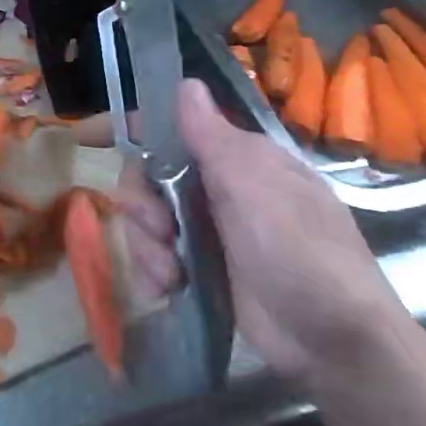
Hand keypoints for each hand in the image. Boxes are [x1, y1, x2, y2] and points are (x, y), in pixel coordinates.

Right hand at [117, 80, 415, 391]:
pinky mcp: (202, 270)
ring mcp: (210, 230)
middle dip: (142, 202)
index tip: (91, 138)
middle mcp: (220, 187)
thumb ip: (212, 136)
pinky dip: (154, 271)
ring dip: (147, 244)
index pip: (176, 128)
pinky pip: (156, 256)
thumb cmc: (299, 251)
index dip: (136, 130)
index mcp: (238, 157)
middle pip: (150, 176)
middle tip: (159, 229)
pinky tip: (169, 288)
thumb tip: (187, 82)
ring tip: (170, 273)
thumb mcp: (255, 187)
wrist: (335, 344)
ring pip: (149, 218)